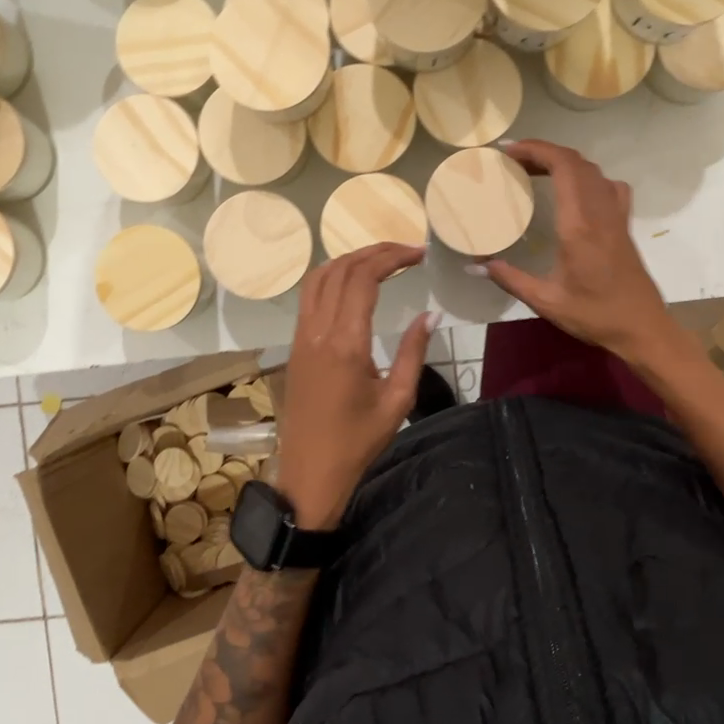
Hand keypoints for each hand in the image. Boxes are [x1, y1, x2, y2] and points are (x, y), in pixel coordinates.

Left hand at [277, 243, 435, 529]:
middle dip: (374, 251)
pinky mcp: (295, 347)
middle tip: (407, 251)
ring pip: (318, 278)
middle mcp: (318, 331)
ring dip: (348, 260)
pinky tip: (352, 283)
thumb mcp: (397, 400)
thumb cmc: (358, 442)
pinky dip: (331, 277)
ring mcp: (301, 337)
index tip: (418, 254)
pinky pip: (308, 297)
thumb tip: (429, 315)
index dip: (391, 258)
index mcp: (346, 343)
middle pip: (341, 269)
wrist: (310, 472)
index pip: (363, 279)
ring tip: (381, 260)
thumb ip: (413, 353)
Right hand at [487, 139, 685, 366]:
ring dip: (564, 163)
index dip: (536, 149)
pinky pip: (608, 187)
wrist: (642, 328)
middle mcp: (600, 212)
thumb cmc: (595, 315)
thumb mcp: (546, 301)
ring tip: (537, 172)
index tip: (508, 152)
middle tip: (514, 162)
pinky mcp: (624, 225)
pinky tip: (575, 193)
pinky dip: (587, 178)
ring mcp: (617, 216)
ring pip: (593, 171)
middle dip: (544, 152)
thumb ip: (510, 279)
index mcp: (579, 225)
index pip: (563, 167)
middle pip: (576, 162)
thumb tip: (477, 266)